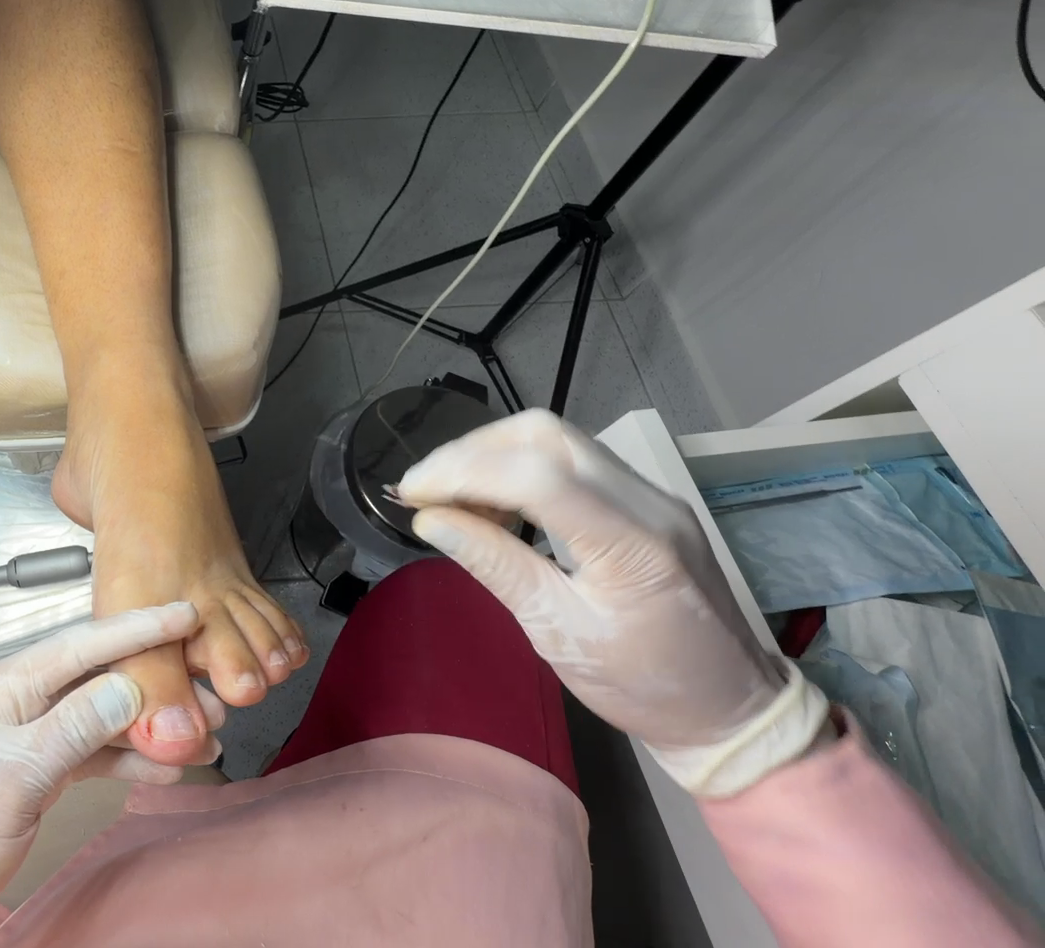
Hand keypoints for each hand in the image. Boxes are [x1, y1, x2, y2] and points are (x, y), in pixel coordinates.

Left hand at [0, 603, 211, 944]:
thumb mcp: (12, 778)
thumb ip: (72, 728)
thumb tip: (130, 688)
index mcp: (0, 684)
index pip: (76, 645)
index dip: (133, 628)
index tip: (182, 614)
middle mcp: (18, 698)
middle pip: (95, 677)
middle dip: (154, 681)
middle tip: (210, 689)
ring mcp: (30, 732)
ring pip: (101, 715)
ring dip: (149, 723)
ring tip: (205, 730)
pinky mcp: (40, 767)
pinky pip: (93, 751)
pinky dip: (129, 757)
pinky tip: (167, 765)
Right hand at [393, 410, 826, 795]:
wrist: (733, 709)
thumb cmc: (643, 686)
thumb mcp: (558, 634)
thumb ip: (497, 567)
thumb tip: (430, 520)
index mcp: (631, 545)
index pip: (535, 476)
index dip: (461, 473)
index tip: (410, 493)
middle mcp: (647, 501)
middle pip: (544, 435)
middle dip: (470, 451)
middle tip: (424, 488)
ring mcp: (650, 494)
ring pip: (556, 437)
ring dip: (491, 453)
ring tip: (451, 495)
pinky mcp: (644, 498)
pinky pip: (570, 457)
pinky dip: (517, 465)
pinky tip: (493, 500)